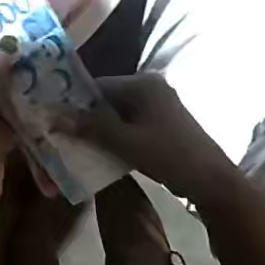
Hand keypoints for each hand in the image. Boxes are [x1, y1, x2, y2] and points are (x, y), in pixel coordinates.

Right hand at [64, 75, 241, 205]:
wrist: (211, 180)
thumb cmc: (169, 155)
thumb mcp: (126, 142)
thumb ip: (91, 127)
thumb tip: (54, 117)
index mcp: (144, 84)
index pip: (98, 86)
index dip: (75, 102)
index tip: (53, 119)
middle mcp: (151, 88)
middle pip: (107, 100)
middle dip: (86, 118)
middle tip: (60, 135)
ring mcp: (158, 107)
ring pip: (117, 115)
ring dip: (99, 130)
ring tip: (75, 146)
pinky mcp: (161, 125)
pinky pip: (129, 126)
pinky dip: (115, 137)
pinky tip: (100, 152)